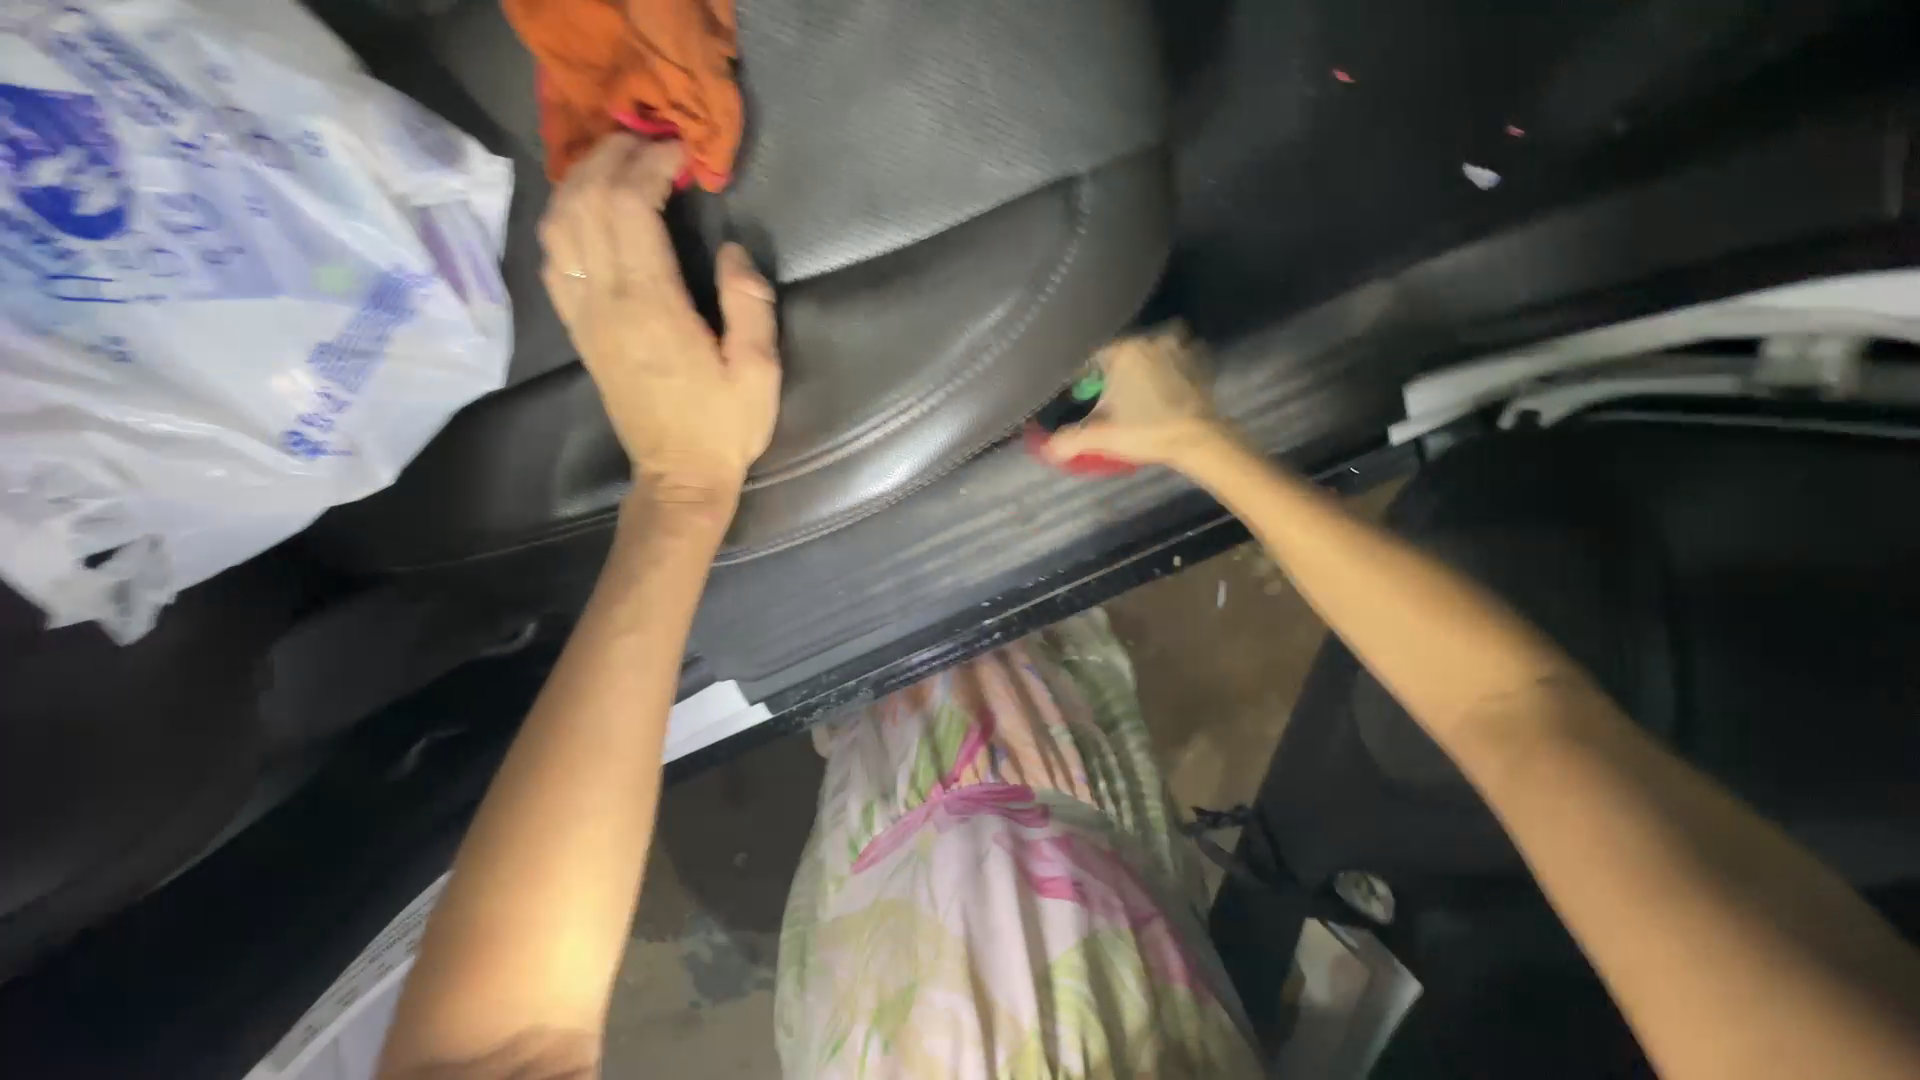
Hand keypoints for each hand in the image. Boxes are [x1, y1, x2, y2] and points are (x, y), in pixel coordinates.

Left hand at [540, 135, 780, 504]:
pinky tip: (587, 212)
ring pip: (560, 224)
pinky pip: (553, 260)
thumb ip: (750, 305)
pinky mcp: (579, 331)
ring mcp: (585, 316)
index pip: (631, 206)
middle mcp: (606, 301)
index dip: (651, 165)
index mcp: (652, 305)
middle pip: (587, 201)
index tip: (682, 154)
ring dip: (582, 181)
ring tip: (616, 163)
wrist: (678, 477)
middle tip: (648, 141)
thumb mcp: (759, 371)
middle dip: (614, 157)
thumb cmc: (724, 427)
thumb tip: (732, 252)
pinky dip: (564, 220)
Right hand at [1038, 325, 1229, 469]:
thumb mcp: (1100, 436)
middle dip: (1118, 367)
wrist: (1197, 438)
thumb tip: (1048, 448)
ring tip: (1143, 384)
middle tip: (1114, 393)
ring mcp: (1180, 348)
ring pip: (1157, 348)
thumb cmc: (1145, 430)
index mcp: (1123, 350)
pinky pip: (1183, 356)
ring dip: (1150, 359)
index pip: (1094, 357)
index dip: (1086, 376)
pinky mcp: (1201, 362)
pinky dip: (1176, 365)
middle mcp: (1151, 340)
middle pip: (1125, 350)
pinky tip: (1171, 383)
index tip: (1084, 393)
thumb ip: (1069, 439)